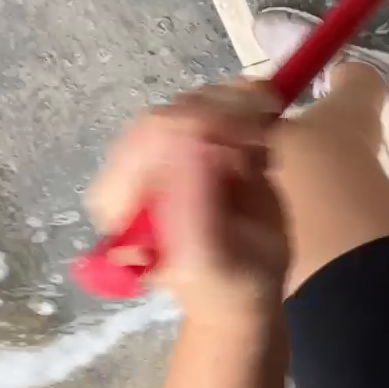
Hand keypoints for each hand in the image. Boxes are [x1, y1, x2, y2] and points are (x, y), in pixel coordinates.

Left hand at [87, 79, 289, 328]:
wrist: (247, 290)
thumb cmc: (228, 284)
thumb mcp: (209, 256)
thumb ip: (194, 202)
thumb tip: (194, 140)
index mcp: (124, 195)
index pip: (153, 130)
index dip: (203, 123)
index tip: (249, 145)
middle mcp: (142, 166)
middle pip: (180, 106)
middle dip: (230, 115)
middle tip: (263, 146)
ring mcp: (175, 150)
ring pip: (205, 97)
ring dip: (245, 110)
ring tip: (264, 150)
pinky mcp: (206, 141)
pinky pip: (227, 99)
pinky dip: (254, 108)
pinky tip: (263, 143)